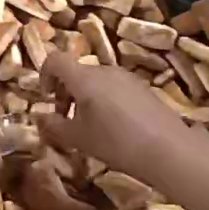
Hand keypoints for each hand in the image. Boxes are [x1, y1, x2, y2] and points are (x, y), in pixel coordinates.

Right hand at [38, 51, 206, 182]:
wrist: (168, 149)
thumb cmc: (116, 142)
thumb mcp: (78, 139)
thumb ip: (54, 125)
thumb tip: (40, 117)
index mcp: (84, 78)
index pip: (55, 60)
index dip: (44, 75)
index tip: (47, 99)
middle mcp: (104, 70)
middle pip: (76, 71)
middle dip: (65, 92)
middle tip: (66, 119)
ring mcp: (126, 77)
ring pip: (96, 80)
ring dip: (85, 97)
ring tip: (91, 127)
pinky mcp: (142, 87)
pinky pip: (114, 87)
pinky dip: (104, 100)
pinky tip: (115, 128)